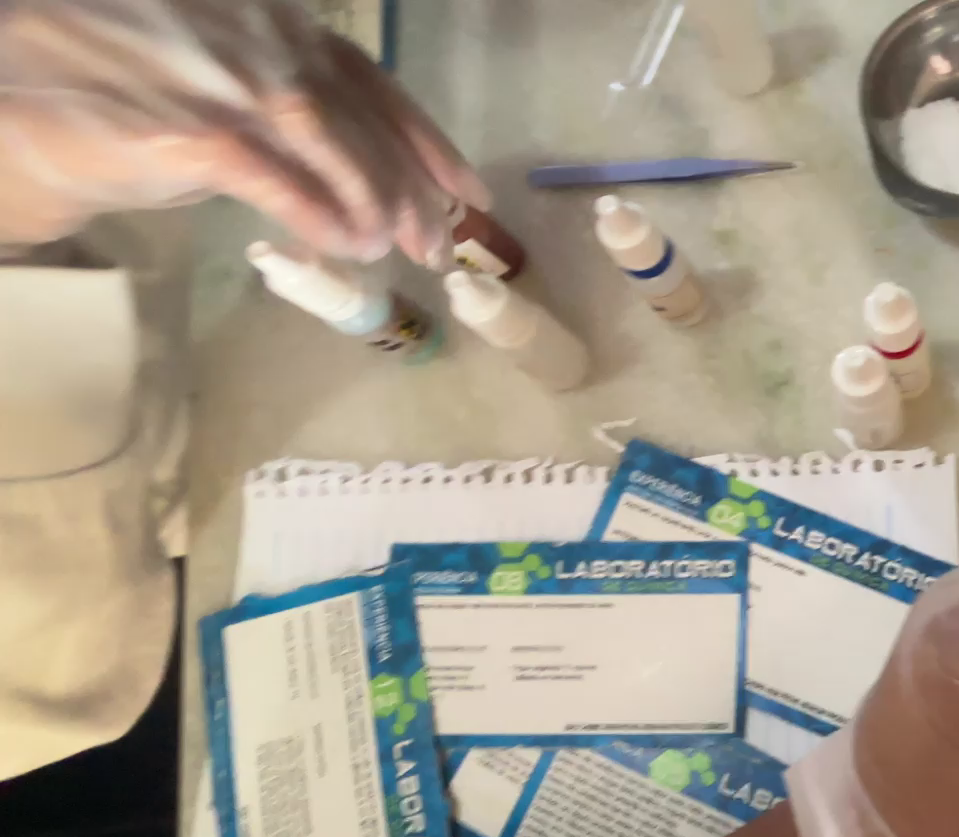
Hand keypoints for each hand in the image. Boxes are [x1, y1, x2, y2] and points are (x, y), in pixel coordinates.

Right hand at [0, 0, 488, 264]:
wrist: (20, 99)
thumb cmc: (145, 89)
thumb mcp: (245, 85)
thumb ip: (318, 110)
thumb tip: (407, 183)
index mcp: (274, 18)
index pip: (376, 86)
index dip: (432, 147)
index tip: (472, 196)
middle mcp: (253, 36)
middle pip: (364, 126)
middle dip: (413, 195)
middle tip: (435, 247)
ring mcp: (218, 76)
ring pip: (335, 151)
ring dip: (376, 209)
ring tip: (388, 249)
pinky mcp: (187, 128)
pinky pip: (282, 185)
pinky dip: (323, 218)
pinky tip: (346, 245)